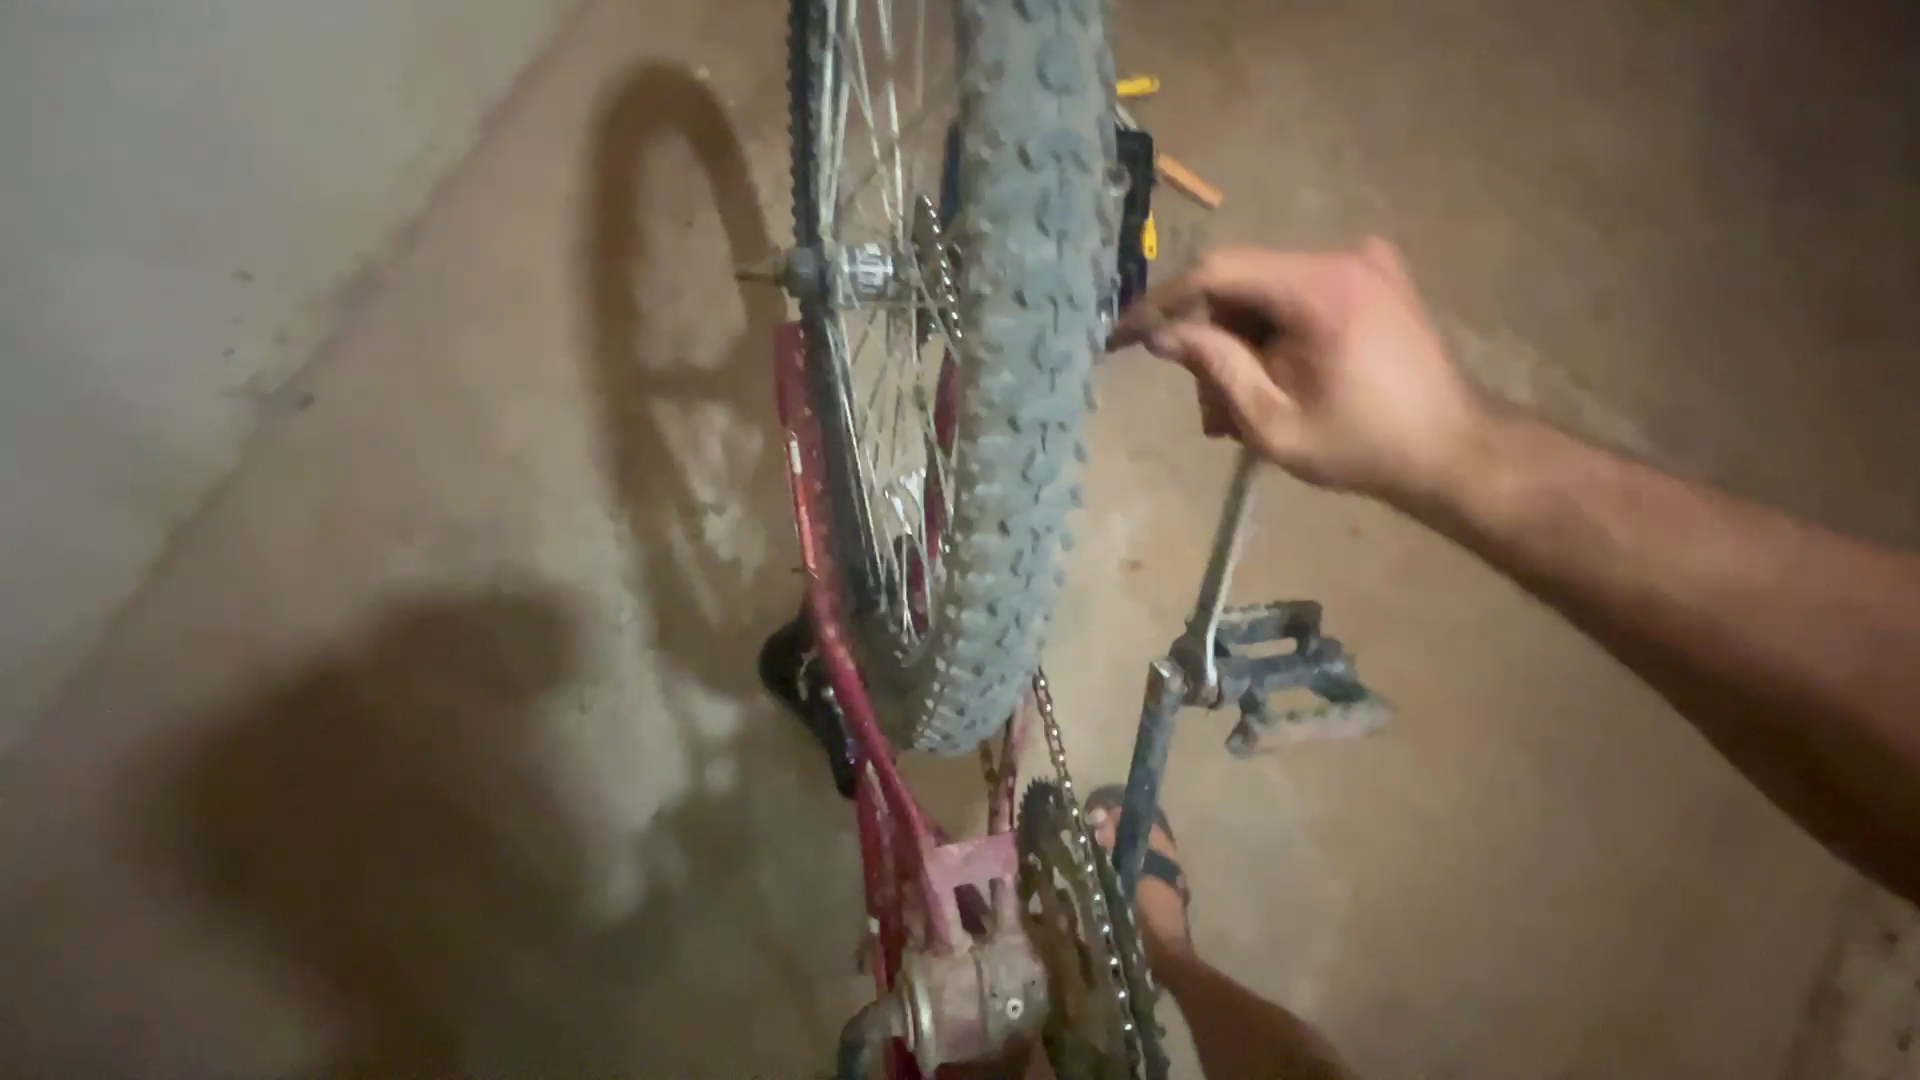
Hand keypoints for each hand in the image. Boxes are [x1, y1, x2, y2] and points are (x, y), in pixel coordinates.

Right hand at [1112, 240, 1485, 503]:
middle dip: (1209, 343)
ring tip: (1239, 412)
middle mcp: (1342, 257)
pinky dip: (1269, 339)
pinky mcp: (1369, 279)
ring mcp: (1362, 263)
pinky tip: (1270, 385)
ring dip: (1238, 349)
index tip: (1123, 336)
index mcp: (1321, 288)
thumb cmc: (1361, 447)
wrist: (1451, 451)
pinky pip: (1292, 298)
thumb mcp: (1272, 421)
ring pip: (1261, 296)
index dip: (1161, 303)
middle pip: (1239, 286)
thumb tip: (1160, 335)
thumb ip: (1214, 368)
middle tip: (1207, 408)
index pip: (1216, 271)